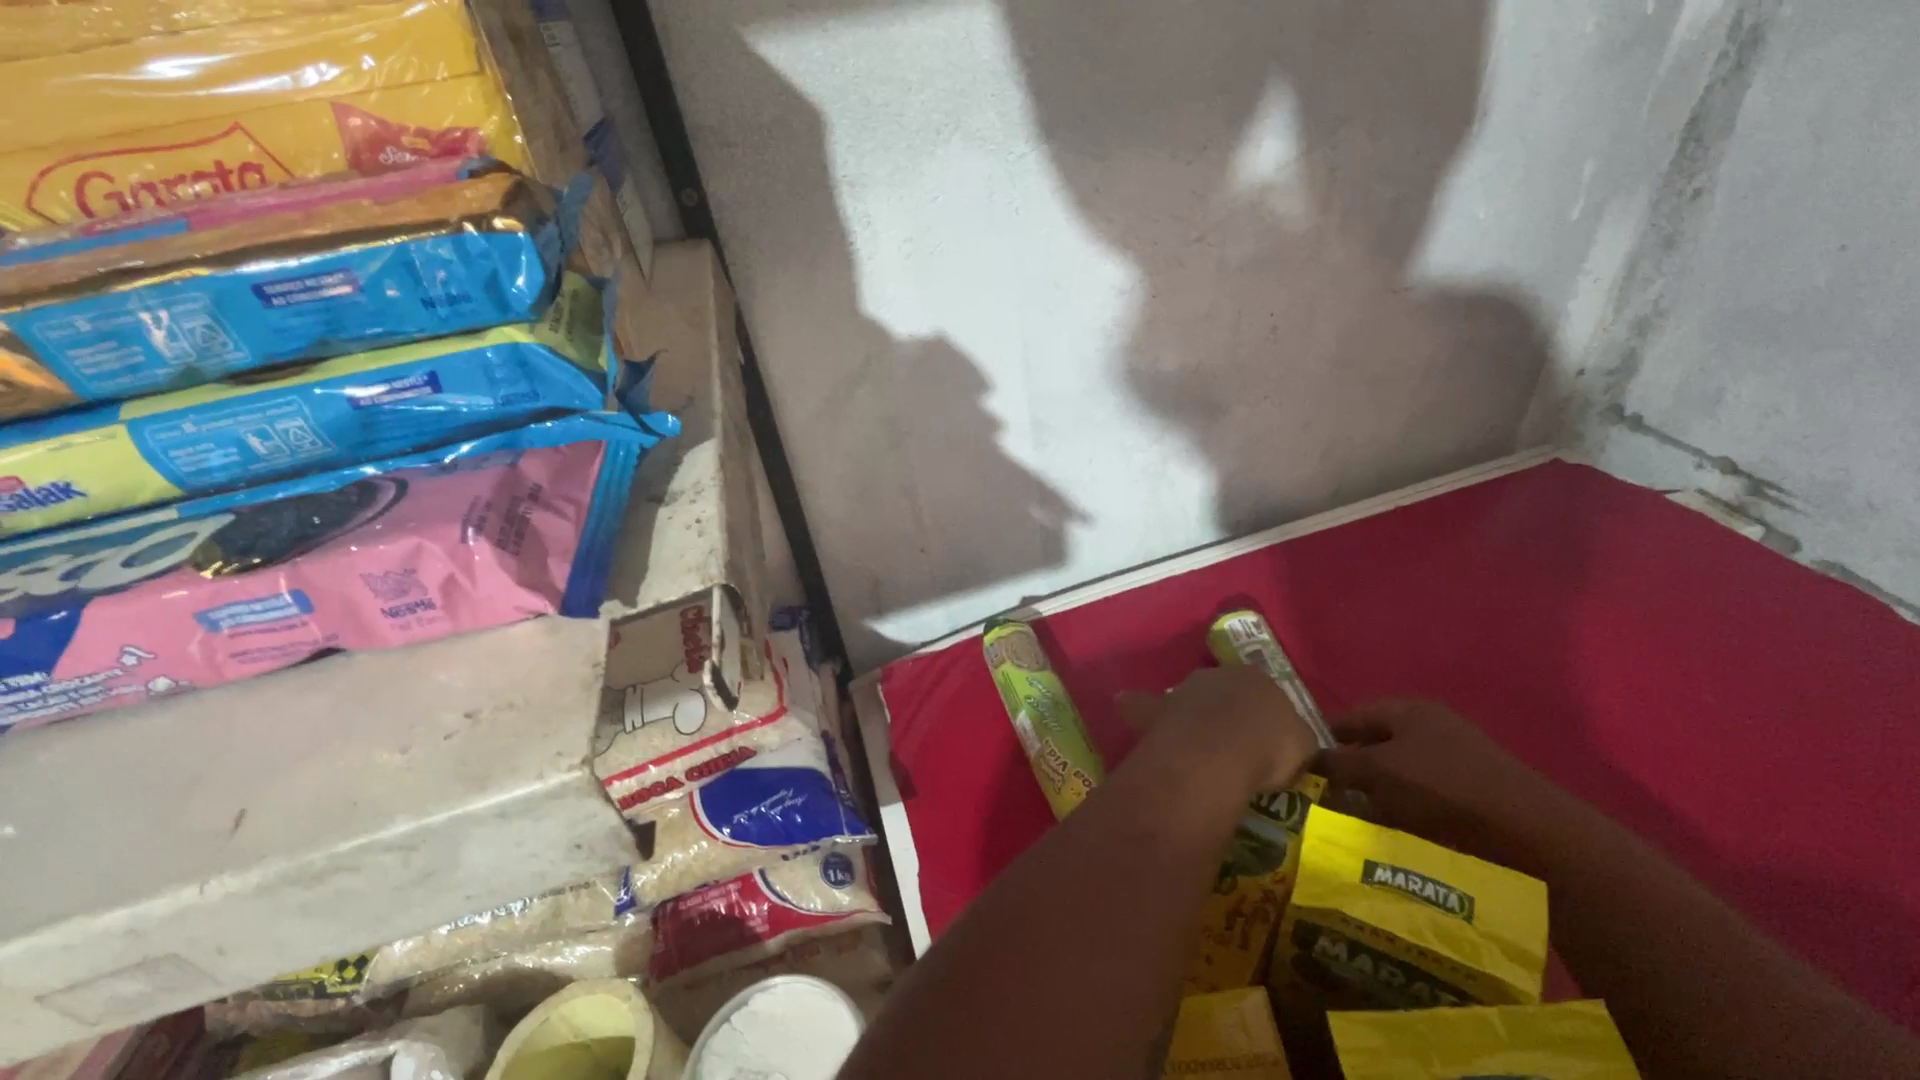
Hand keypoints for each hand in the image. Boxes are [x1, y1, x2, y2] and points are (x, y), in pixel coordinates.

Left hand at [1116, 665, 1318, 796]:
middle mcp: (1217, 676)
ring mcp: (1182, 691)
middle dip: (1224, 712)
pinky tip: (1125, 706)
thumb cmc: (1270, 746)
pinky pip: (1142, 707)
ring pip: (1185, 700)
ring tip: (1193, 741)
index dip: (1263, 717)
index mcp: (1257, 678)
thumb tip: (1293, 748)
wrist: (1221, 749)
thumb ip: (1296, 742)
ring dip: (1188, 715)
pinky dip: (1135, 707)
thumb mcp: (1302, 747)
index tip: (1264, 741)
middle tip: (1229, 744)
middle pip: (1221, 693)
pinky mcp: (1154, 710)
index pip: (1262, 692)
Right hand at [1317, 700, 1560, 860]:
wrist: (1523, 828)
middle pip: (1376, 746)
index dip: (1326, 740)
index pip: (1352, 717)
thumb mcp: (1378, 770)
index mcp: (1407, 710)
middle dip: (1351, 771)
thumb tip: (1307, 760)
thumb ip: (1338, 764)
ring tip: (1354, 822)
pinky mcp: (1469, 793)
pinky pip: (1421, 798)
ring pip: (1398, 775)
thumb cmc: (1440, 786)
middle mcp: (1430, 728)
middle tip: (1326, 799)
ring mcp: (1453, 760)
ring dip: (1376, 796)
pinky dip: (1403, 812)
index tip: (1303, 768)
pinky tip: (1390, 833)